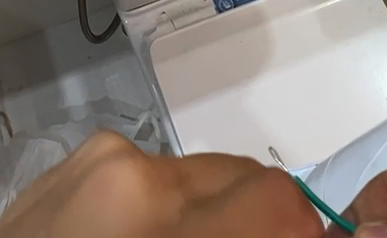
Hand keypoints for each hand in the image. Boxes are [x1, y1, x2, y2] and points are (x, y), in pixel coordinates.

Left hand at [0, 130, 325, 236]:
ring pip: (201, 174)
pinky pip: (154, 172)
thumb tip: (300, 234)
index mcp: (164, 224)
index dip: (305, 229)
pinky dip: (170, 207)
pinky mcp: (80, 156)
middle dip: (260, 224)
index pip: (276, 199)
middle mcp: (135, 172)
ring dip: (214, 216)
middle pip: (245, 176)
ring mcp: (102, 157)